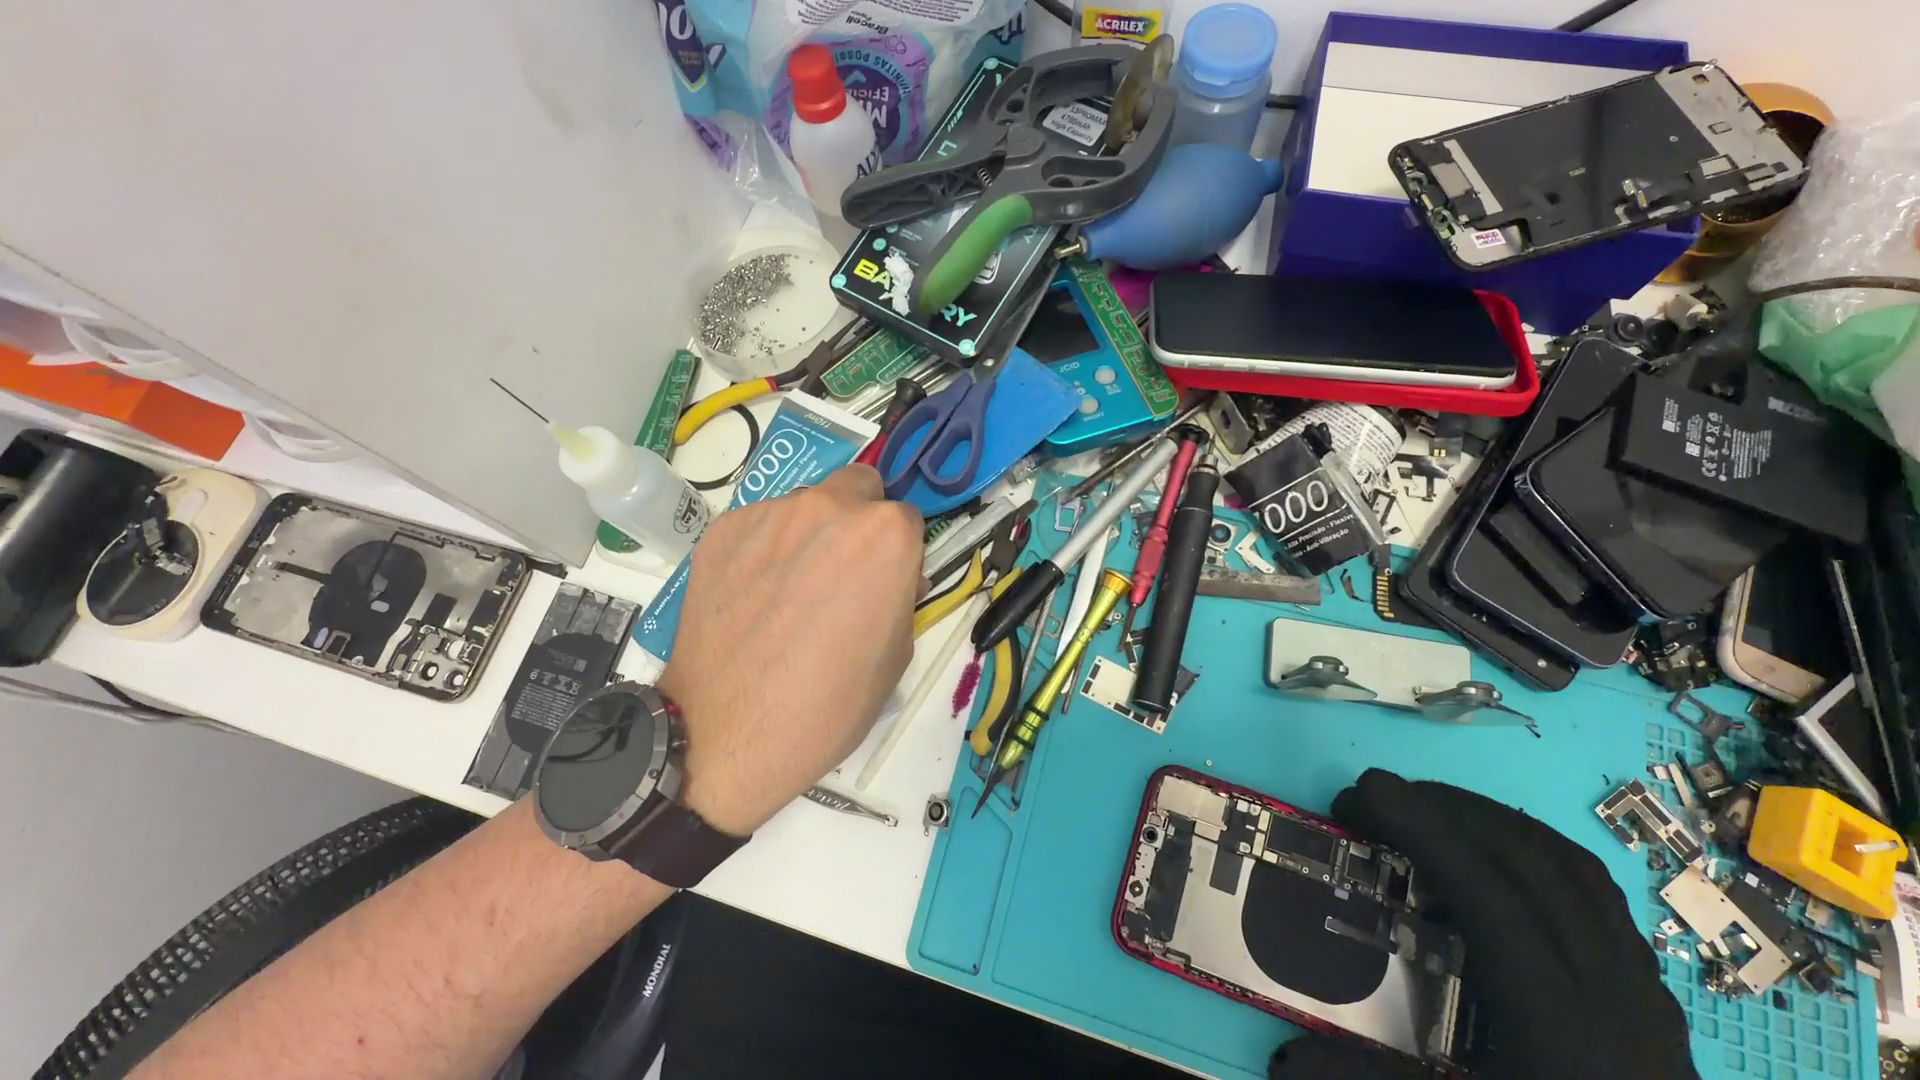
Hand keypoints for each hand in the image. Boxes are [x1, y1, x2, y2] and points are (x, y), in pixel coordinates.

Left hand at [659, 465, 923, 835]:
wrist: (728, 733)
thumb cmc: (829, 705)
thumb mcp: (896, 656)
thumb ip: (898, 595)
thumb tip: (885, 579)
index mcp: (884, 535)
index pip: (907, 520)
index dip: (900, 555)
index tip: (886, 585)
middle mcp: (827, 507)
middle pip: (858, 489)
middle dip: (860, 521)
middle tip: (843, 575)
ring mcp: (768, 514)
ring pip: (805, 506)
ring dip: (810, 534)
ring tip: (789, 593)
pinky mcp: (721, 531)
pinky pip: (759, 527)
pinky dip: (765, 550)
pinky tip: (754, 598)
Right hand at [1268, 769, 1697, 1079]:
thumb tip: (1283, 1057)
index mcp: (1554, 1018)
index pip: (1486, 894)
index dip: (1424, 831)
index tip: (1365, 789)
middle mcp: (1607, 986)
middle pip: (1527, 861)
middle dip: (1447, 810)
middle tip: (1377, 797)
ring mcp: (1641, 985)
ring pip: (1570, 867)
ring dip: (1495, 822)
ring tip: (1433, 812)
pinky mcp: (1654, 992)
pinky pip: (1597, 893)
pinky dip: (1539, 854)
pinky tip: (1503, 865)